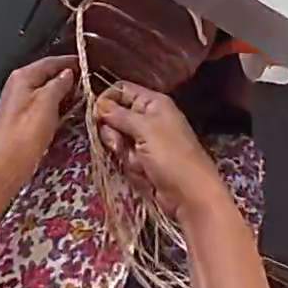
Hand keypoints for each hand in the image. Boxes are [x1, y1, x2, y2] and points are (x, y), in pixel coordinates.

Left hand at [0, 56, 78, 183]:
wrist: (6, 162)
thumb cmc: (25, 132)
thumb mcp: (46, 102)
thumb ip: (58, 84)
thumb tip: (67, 73)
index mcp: (22, 76)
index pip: (49, 62)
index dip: (68, 61)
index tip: (85, 62)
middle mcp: (18, 85)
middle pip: (46, 74)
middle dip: (66, 76)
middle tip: (87, 80)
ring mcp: (18, 102)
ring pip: (45, 90)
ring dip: (62, 91)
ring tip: (82, 94)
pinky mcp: (22, 118)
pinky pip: (42, 104)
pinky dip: (55, 104)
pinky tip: (66, 111)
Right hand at [94, 81, 228, 219]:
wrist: (191, 197)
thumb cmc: (171, 157)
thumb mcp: (144, 129)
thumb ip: (118, 114)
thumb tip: (98, 105)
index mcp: (153, 103)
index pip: (120, 90)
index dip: (106, 100)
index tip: (97, 115)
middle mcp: (148, 117)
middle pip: (114, 114)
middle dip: (112, 130)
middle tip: (118, 143)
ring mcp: (145, 139)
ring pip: (116, 135)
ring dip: (121, 149)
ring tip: (136, 161)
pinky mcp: (142, 158)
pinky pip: (123, 153)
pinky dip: (128, 162)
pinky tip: (140, 170)